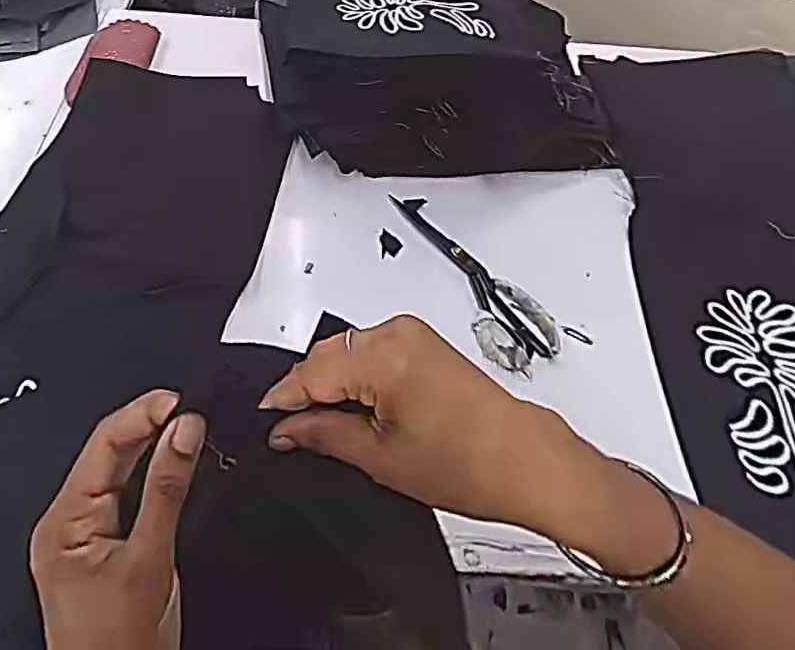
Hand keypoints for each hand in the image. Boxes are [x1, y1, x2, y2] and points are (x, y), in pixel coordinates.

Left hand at [31, 390, 204, 649]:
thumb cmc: (118, 649)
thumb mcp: (149, 562)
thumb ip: (167, 488)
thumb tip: (184, 429)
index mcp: (63, 521)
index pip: (103, 443)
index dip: (142, 413)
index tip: (178, 400)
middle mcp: (66, 521)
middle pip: (110, 451)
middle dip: (150, 424)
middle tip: (190, 408)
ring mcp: (83, 532)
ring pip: (120, 468)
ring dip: (154, 444)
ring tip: (188, 425)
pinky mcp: (102, 542)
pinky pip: (128, 490)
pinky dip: (154, 470)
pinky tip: (175, 458)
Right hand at [261, 316, 675, 569]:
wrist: (527, 459)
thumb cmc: (475, 463)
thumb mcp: (383, 459)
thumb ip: (324, 435)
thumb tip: (287, 428)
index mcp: (387, 358)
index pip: (313, 371)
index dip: (285, 398)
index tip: (268, 416)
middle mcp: (398, 332)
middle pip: (327, 354)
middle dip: (307, 388)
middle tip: (292, 428)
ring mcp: (411, 331)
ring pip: (345, 348)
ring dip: (330, 379)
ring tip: (327, 421)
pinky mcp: (420, 336)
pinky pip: (368, 345)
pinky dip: (354, 371)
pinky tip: (355, 402)